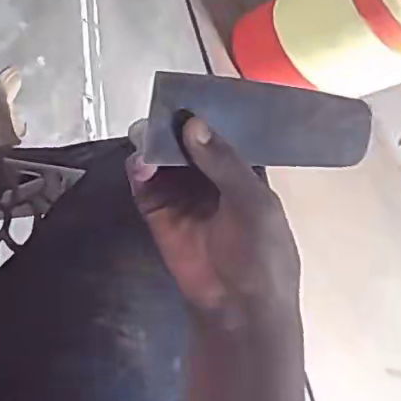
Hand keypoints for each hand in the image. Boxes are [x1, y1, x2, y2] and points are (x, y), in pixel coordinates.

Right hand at [128, 115, 300, 329]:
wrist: (239, 306)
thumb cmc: (262, 254)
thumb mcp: (254, 203)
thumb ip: (223, 162)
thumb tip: (192, 123)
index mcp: (239, 171)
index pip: (218, 134)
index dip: (203, 116)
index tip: (187, 94)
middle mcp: (206, 176)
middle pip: (183, 142)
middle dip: (171, 126)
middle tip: (159, 112)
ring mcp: (179, 192)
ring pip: (160, 157)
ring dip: (152, 146)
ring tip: (147, 139)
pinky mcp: (155, 209)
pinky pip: (142, 181)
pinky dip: (138, 169)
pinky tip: (141, 164)